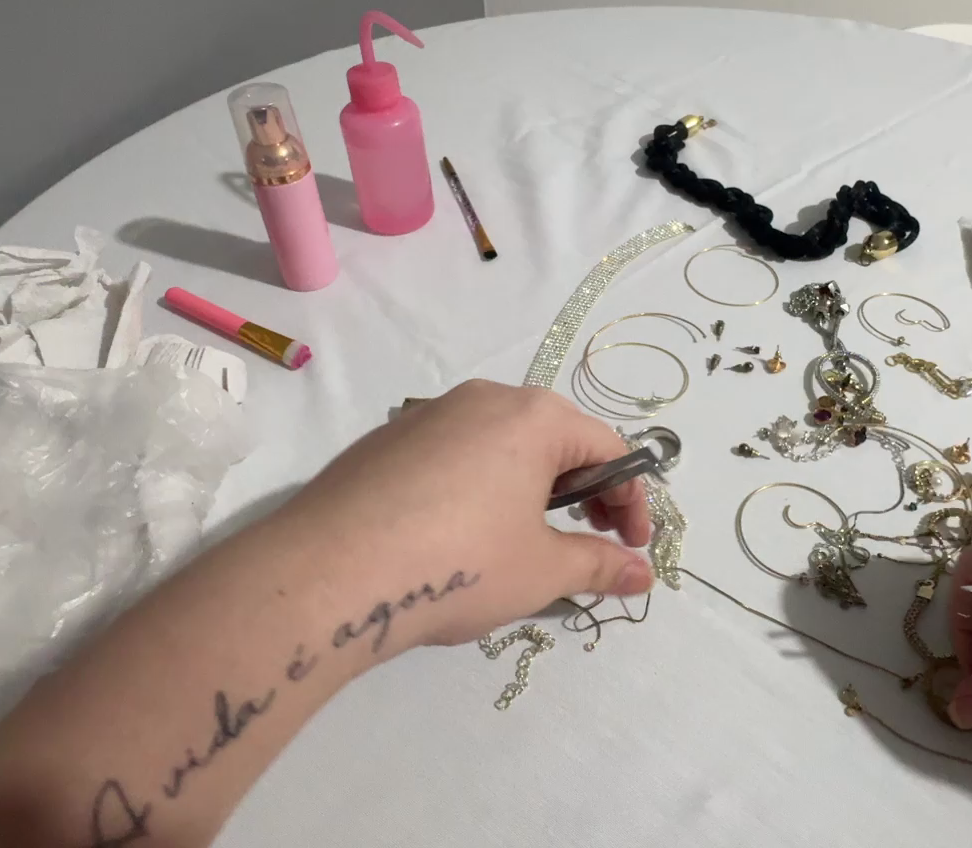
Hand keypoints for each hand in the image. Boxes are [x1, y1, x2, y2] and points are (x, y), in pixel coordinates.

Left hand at [277, 380, 652, 654]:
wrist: (327, 573)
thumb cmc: (458, 563)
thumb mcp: (541, 570)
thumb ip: (601, 565)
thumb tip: (644, 573)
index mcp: (534, 416)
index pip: (608, 448)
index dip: (632, 501)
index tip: (633, 549)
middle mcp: (485, 398)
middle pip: (556, 439)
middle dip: (584, 491)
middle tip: (588, 541)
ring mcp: (430, 413)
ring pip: (504, 444)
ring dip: (532, 488)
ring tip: (524, 540)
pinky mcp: (389, 438)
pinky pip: (456, 453)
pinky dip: (481, 484)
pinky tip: (460, 533)